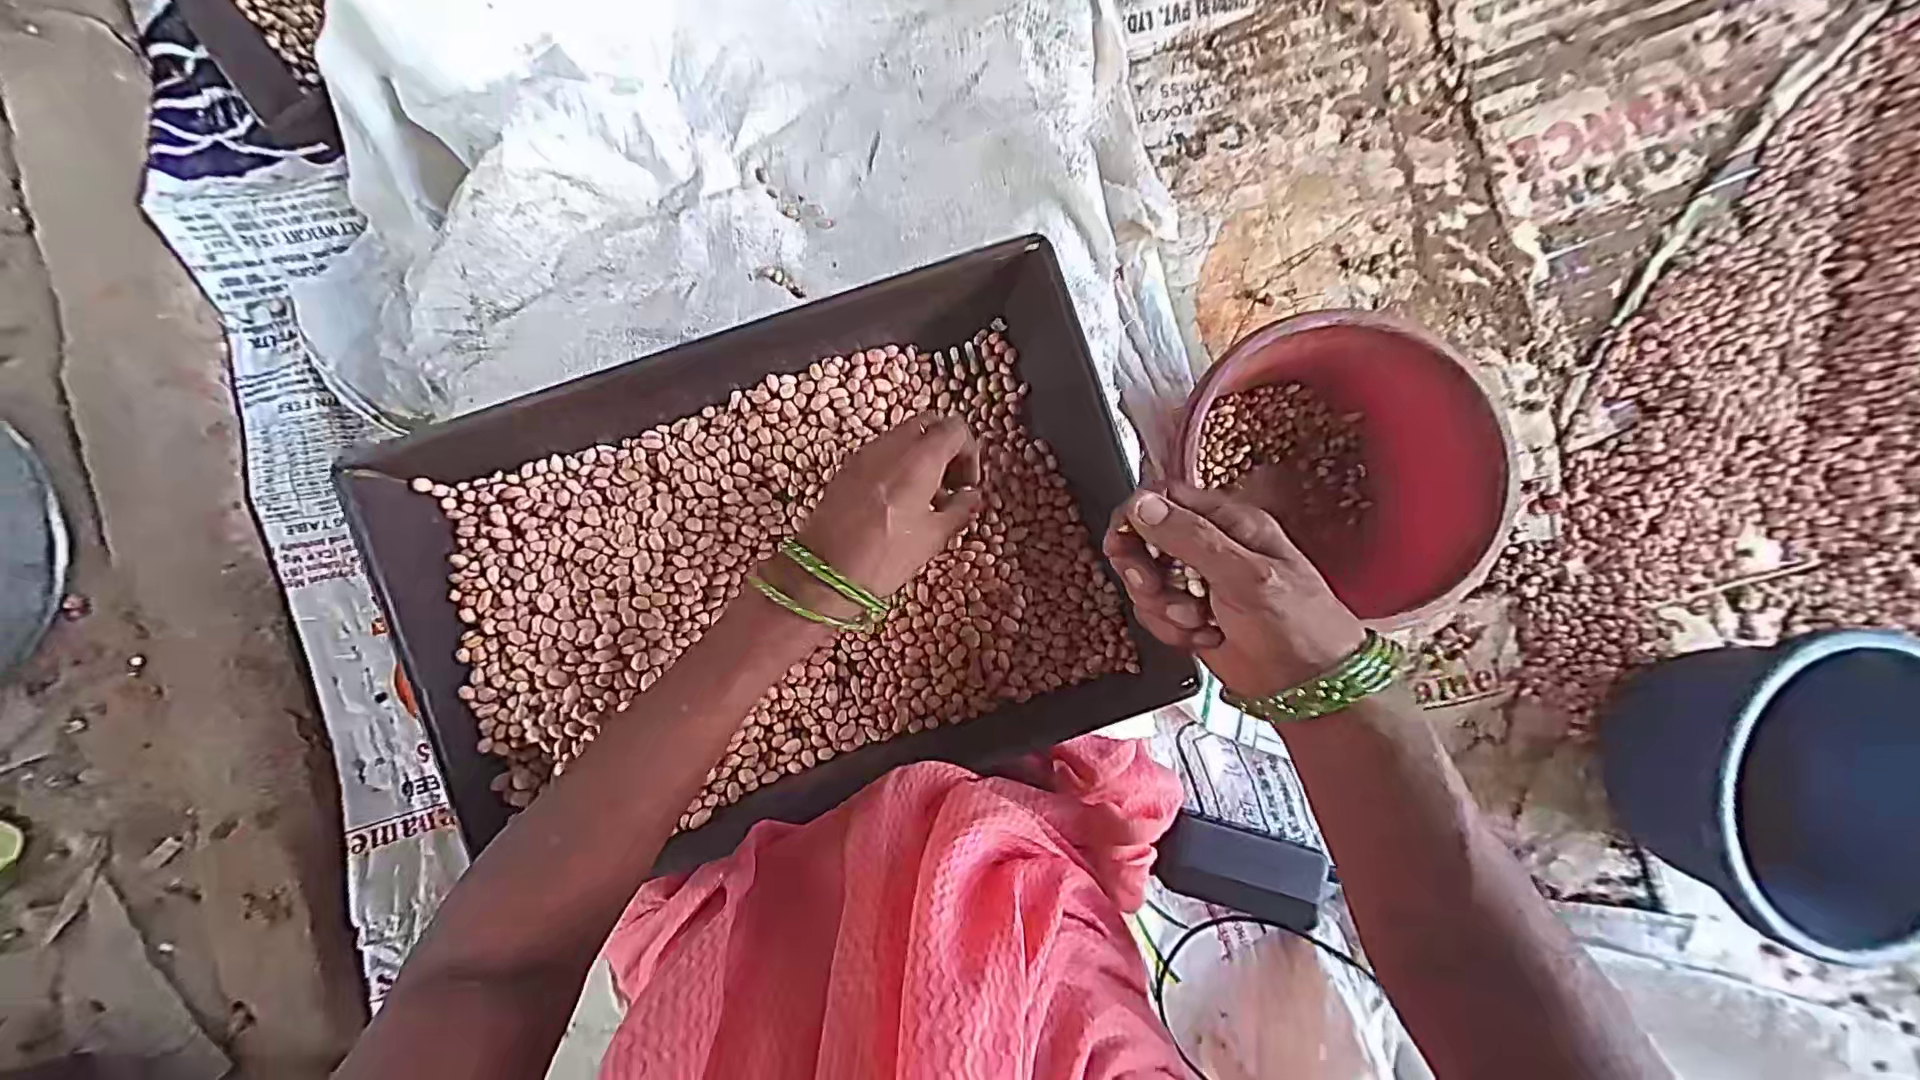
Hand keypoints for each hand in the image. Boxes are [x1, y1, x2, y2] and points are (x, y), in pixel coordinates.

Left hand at [776, 412, 982, 615]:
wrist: (826, 572)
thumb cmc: (884, 557)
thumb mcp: (934, 537)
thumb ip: (960, 508)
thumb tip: (970, 496)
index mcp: (920, 459)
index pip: (956, 429)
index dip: (970, 454)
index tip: (967, 484)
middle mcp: (892, 446)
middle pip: (930, 425)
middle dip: (946, 450)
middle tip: (950, 485)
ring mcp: (866, 454)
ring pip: (904, 437)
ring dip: (922, 458)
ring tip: (926, 499)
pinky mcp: (848, 468)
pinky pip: (882, 453)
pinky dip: (898, 465)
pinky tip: (899, 502)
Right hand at [1102, 483, 1363, 698]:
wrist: (1309, 687)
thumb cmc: (1300, 626)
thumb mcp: (1245, 575)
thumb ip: (1191, 537)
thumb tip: (1144, 505)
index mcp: (1227, 522)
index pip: (1163, 499)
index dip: (1136, 517)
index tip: (1123, 541)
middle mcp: (1208, 547)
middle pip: (1143, 541)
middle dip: (1143, 570)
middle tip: (1155, 588)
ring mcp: (1196, 582)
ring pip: (1144, 582)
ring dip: (1162, 607)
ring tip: (1197, 620)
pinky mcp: (1187, 614)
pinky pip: (1152, 614)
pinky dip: (1170, 630)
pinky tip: (1202, 637)